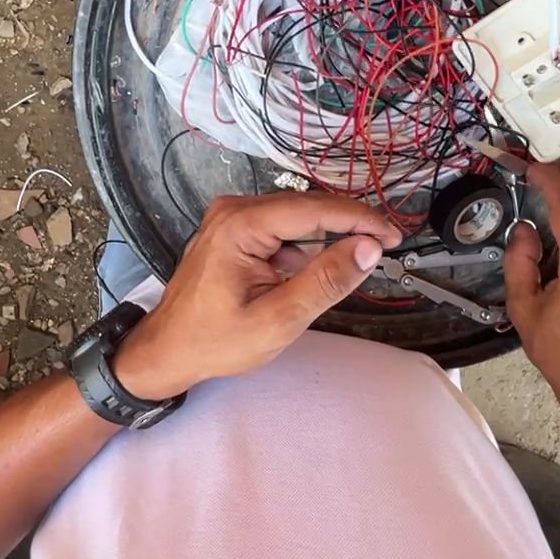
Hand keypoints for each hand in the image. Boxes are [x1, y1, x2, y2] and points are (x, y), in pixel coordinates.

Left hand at [113, 193, 401, 399]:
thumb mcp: (278, 318)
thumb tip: (368, 248)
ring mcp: (232, 218)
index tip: (392, 235)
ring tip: (340, 271)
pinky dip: (301, 249)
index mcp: (241, 224)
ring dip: (323, 240)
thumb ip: (325, 281)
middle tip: (382, 248)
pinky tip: (304, 276)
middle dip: (347, 226)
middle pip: (306, 208)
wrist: (167, 350)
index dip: (359, 219)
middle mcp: (234, 210)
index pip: (314, 210)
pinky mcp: (234, 230)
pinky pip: (280, 230)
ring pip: (296, 218)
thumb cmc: (214, 341)